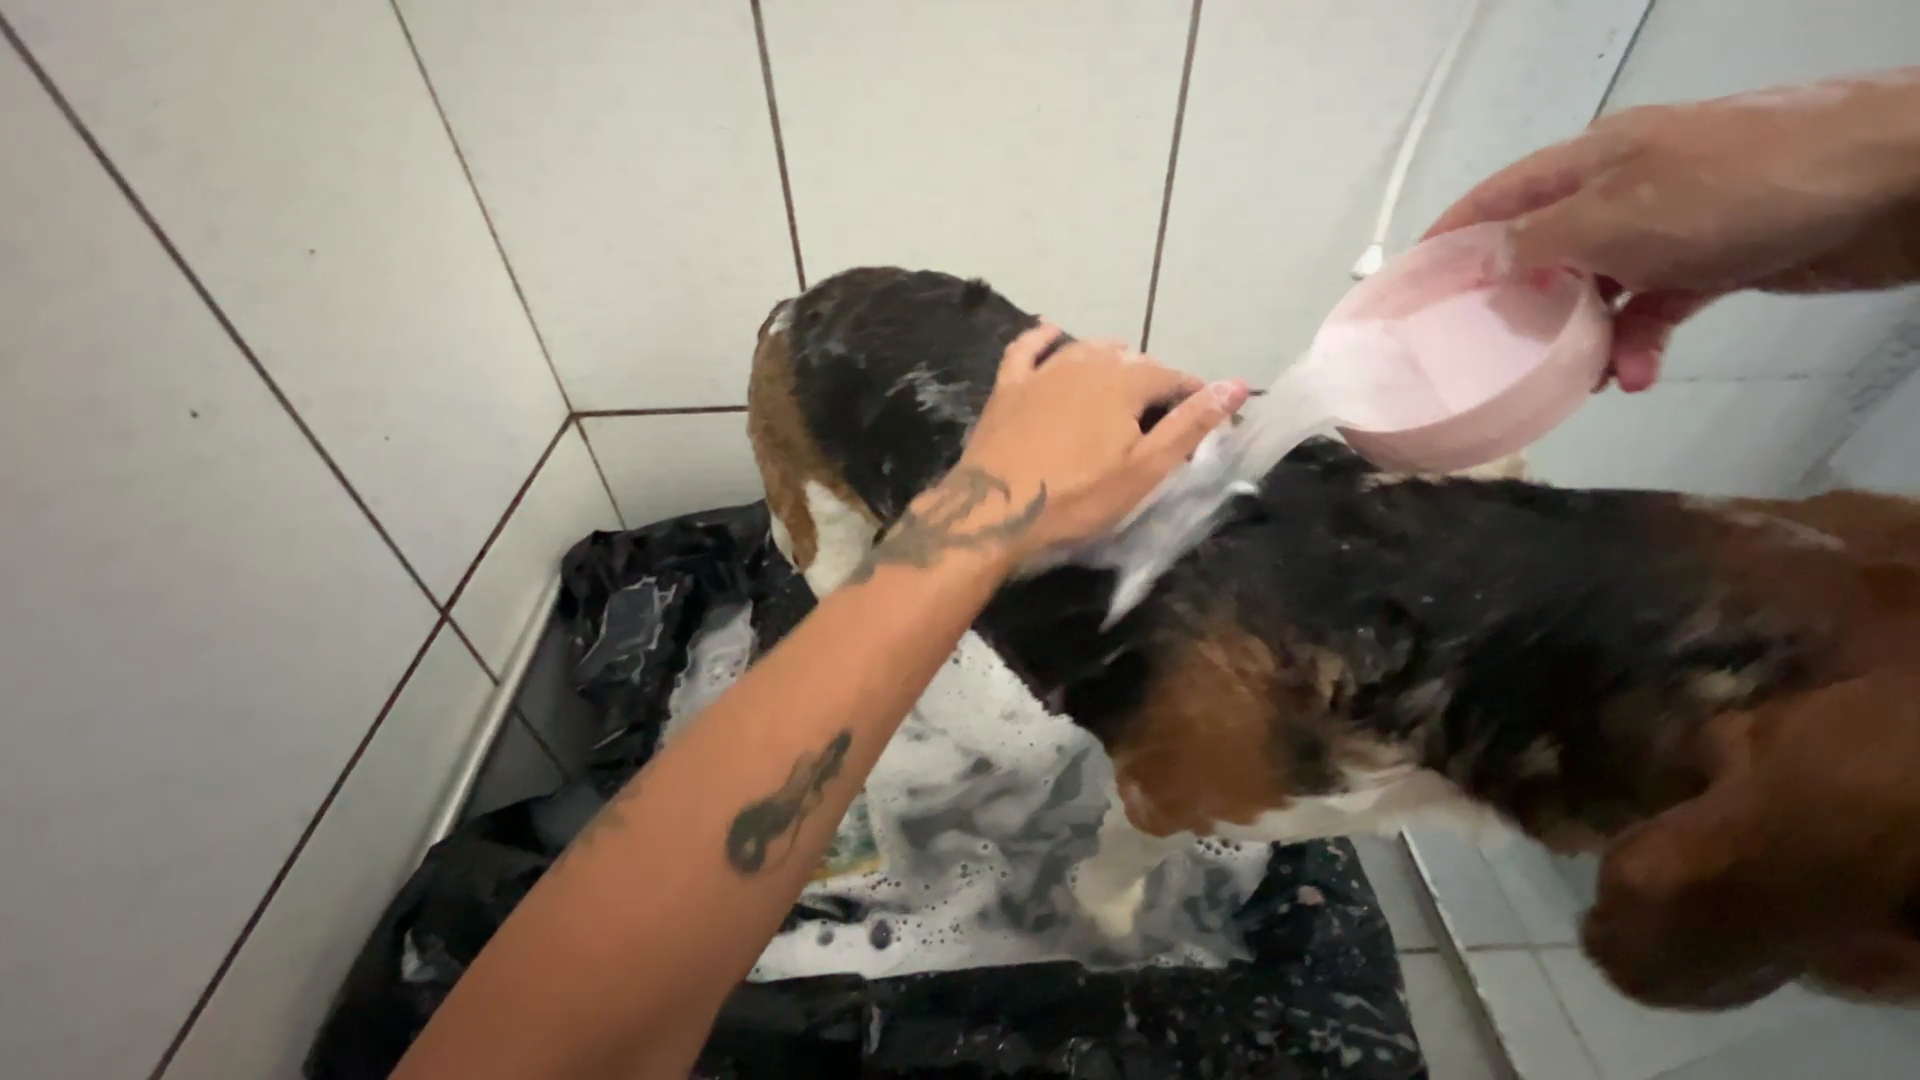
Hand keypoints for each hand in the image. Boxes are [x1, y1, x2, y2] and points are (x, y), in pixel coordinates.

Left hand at [953, 321, 1247, 564]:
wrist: (995, 510)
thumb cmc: (1076, 497)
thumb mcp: (1144, 469)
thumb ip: (1190, 424)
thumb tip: (1236, 385)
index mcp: (1125, 381)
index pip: (1173, 378)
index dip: (1195, 397)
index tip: (1208, 420)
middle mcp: (1086, 362)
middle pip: (1132, 362)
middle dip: (1153, 383)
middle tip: (1160, 419)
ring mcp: (1042, 371)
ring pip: (1086, 349)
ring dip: (1110, 361)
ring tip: (1123, 385)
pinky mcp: (1008, 386)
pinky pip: (1028, 348)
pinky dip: (1044, 338)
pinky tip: (1052, 332)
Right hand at [1424, 68, 1919, 391]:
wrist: (1899, 183)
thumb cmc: (1737, 189)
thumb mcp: (1612, 214)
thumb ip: (1534, 241)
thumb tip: (1482, 264)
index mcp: (1588, 164)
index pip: (1493, 199)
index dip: (1446, 239)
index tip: (1408, 286)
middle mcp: (1620, 191)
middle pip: (1538, 250)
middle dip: (1510, 303)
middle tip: (1480, 349)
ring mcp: (1668, 227)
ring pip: (1592, 291)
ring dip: (1579, 339)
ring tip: (1573, 380)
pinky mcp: (1711, 262)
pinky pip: (1651, 311)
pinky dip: (1637, 344)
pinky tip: (1637, 375)